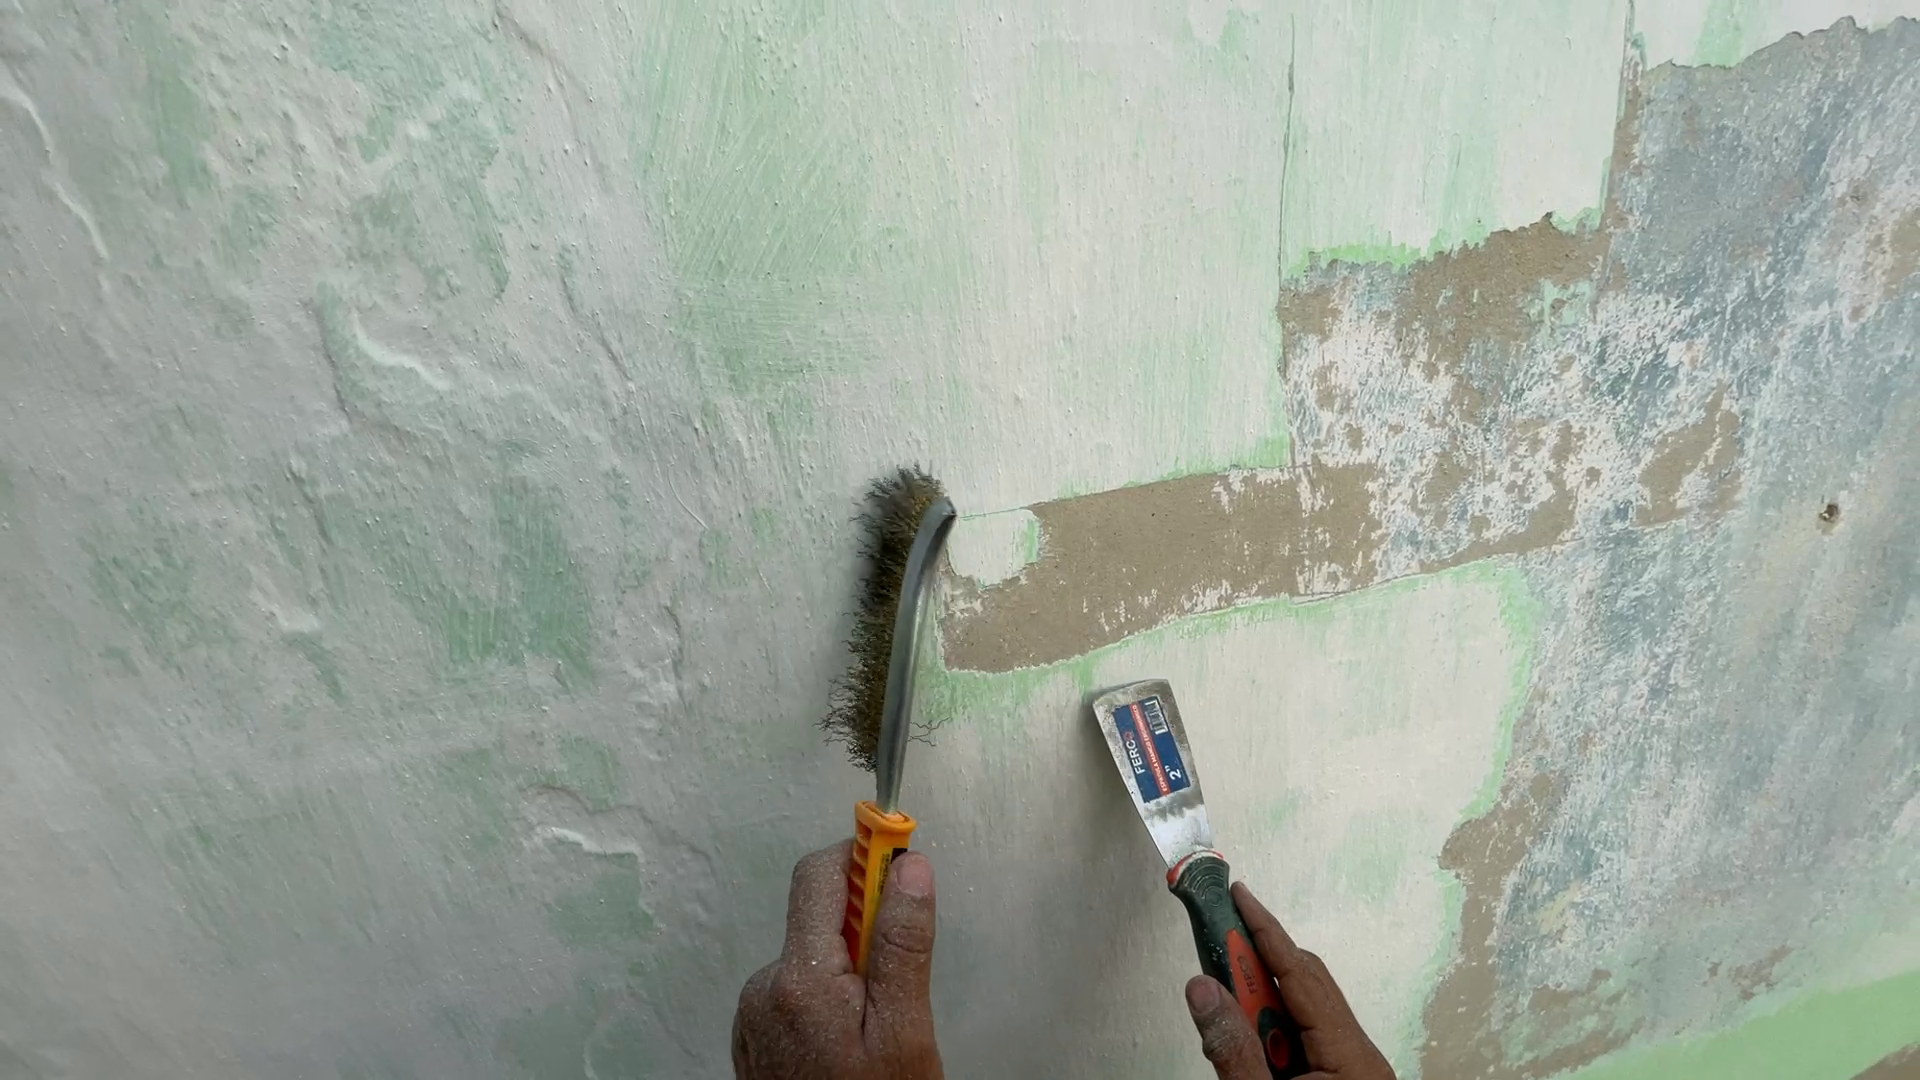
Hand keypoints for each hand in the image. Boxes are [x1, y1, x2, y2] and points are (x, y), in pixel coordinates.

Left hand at [732, 841, 943, 1079]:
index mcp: (797, 979)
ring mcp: (755, 1013)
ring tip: (878, 1015)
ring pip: (813, 947)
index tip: (900, 852)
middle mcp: (763, 988)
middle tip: (901, 964)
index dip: (862, 853)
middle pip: (819, 910)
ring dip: (850, 957)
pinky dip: (830, 984)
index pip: (820, 874)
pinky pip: (798, 980)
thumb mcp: (904, 1032)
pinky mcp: (757, 1034)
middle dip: (865, 917)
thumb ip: (903, 943)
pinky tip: (850, 1031)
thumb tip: (910, 864)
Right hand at [1184, 882, 1395, 1078]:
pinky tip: (1250, 1035)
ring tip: (1226, 995)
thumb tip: (1200, 984)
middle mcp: (1361, 1057)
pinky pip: (1305, 1033)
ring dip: (1261, 994)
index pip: (1298, 972)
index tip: (1237, 891)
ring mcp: (1356, 1072)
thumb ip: (1232, 1049)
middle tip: (1213, 939)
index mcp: (1352, 1060)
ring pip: (1304, 1007)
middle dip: (1256, 958)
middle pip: (1305, 982)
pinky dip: (1273, 1021)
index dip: (1263, 928)